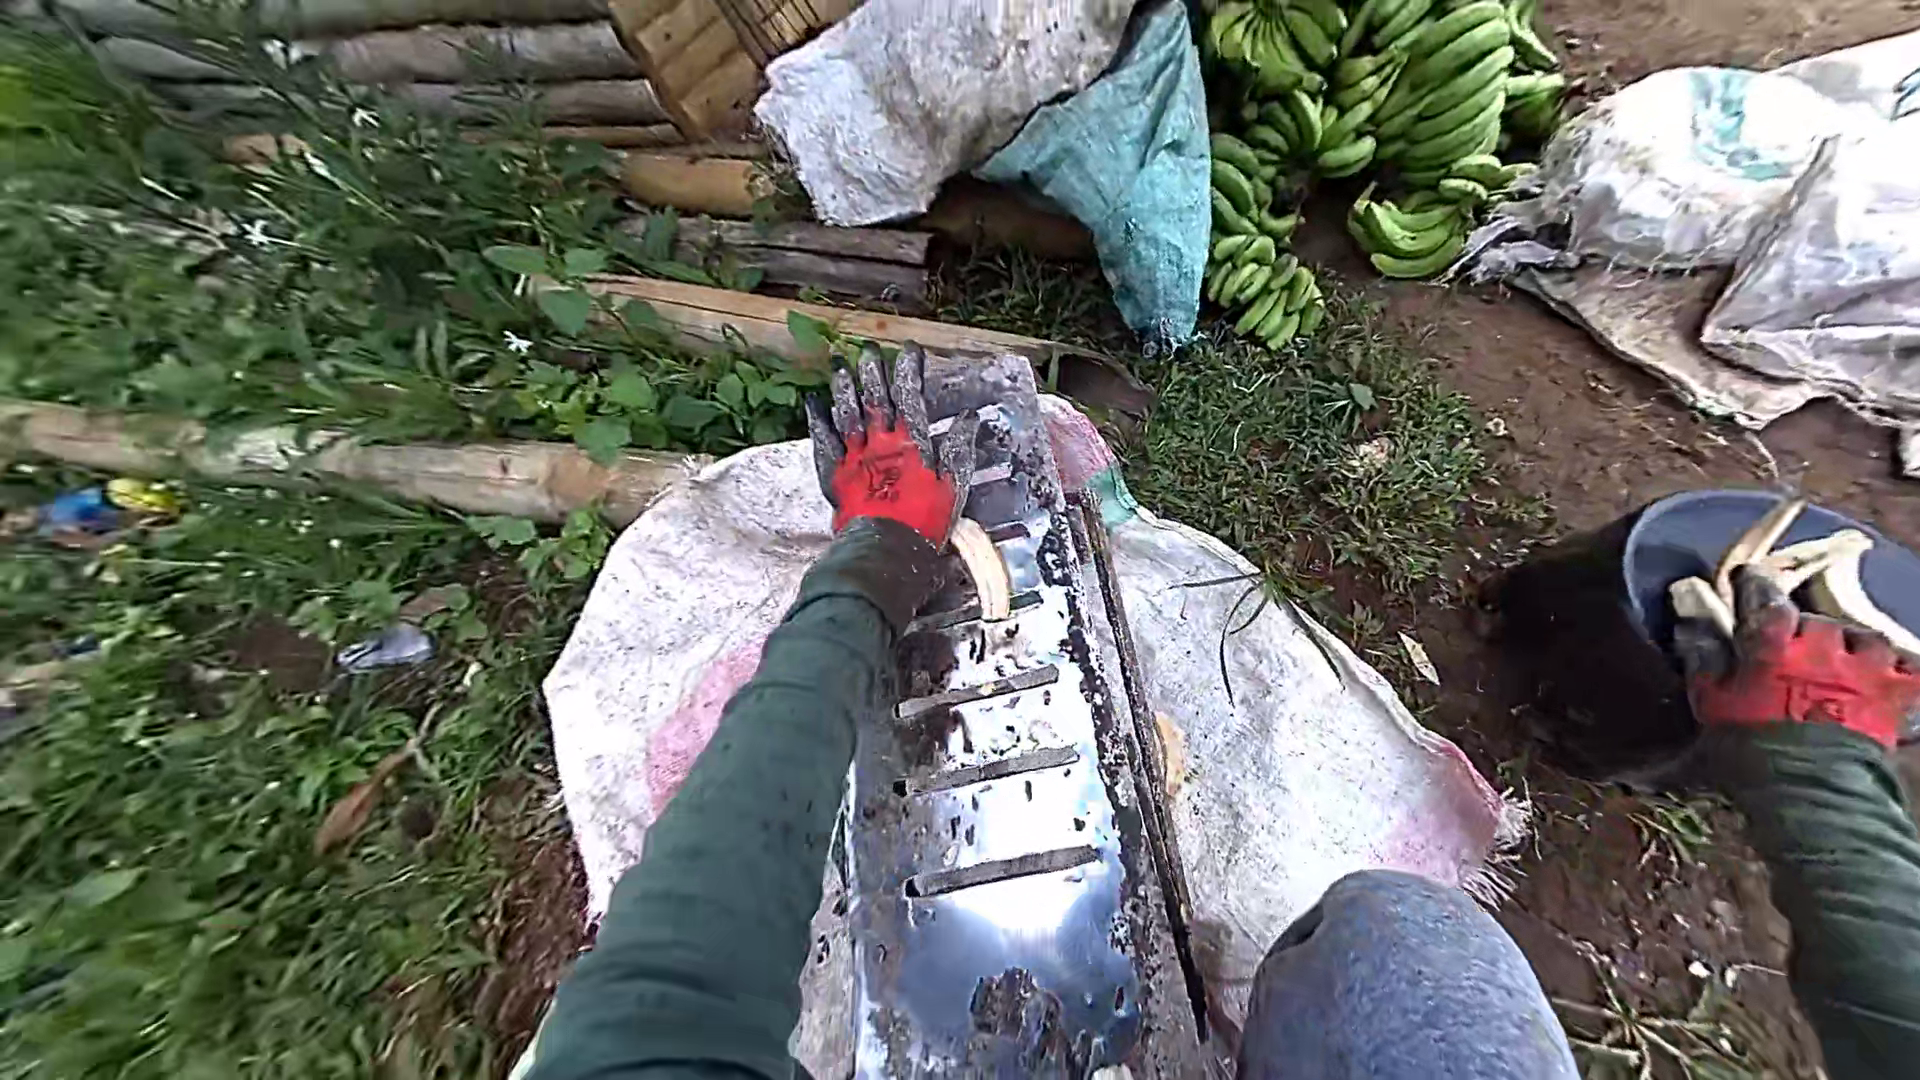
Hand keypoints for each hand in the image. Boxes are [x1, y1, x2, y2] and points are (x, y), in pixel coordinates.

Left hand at [805, 342, 977, 546]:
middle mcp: (881, 441)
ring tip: (841, 367)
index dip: (910, 370)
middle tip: (869, 351)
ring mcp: (855, 455)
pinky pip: (823, 440)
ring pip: (848, 413)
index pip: (910, 395)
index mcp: (911, 441)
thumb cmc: (924, 519)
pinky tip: (813, 403)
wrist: (887, 547)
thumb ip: (959, 449)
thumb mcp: (953, 485)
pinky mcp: (836, 473)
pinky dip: (817, 420)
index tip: (910, 350)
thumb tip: (969, 419)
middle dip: (873, 372)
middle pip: (876, 398)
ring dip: (845, 388)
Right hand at [1675, 567, 1919, 747]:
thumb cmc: (1745, 732)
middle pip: (1819, 620)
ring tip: (1831, 654)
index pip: (1767, 598)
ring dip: (1846, 642)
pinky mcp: (1903, 694)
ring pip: (1866, 638)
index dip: (1756, 583)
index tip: (1748, 574)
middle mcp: (1826, 649)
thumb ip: (1702, 648)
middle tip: (1785, 638)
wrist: (1806, 781)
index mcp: (1774, 645)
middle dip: (1802, 625)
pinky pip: (1908, 666)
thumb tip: (1690, 614)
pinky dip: (1892, 664)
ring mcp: (1871, 672)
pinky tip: (1875, 670)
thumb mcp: (1708, 691)